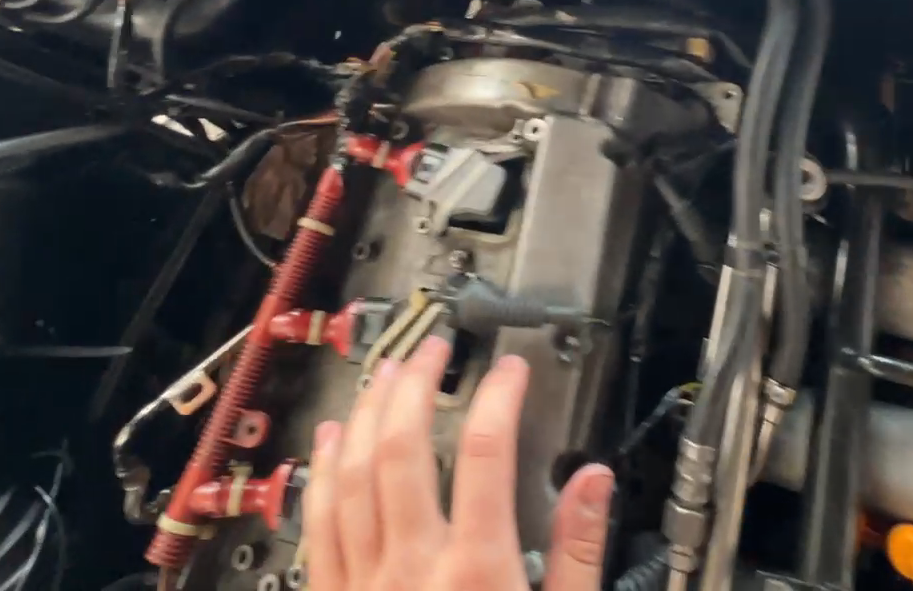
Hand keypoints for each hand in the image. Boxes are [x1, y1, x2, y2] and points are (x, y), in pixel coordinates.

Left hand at [302, 337, 615, 590]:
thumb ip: (579, 551)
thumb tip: (594, 479)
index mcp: (476, 572)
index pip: (486, 453)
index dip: (499, 396)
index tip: (511, 367)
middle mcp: (411, 571)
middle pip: (403, 449)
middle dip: (416, 384)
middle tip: (434, 347)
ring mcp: (363, 588)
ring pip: (352, 477)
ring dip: (367, 413)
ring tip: (383, 370)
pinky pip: (318, 527)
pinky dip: (324, 473)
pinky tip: (332, 440)